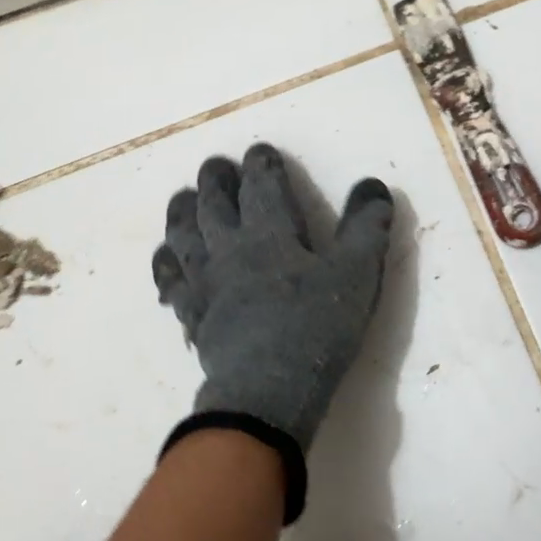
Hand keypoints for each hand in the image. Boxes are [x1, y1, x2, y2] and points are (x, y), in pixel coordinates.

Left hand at [151, 143, 394, 521]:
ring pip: (184, 238)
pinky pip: (172, 284)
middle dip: (215, 180)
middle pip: (215, 205)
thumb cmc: (318, 326)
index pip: (262, 186)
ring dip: (183, 214)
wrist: (267, 390)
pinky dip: (167, 267)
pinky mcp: (193, 317)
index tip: (259, 150)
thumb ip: (366, 226)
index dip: (261, 164)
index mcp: (271, 233)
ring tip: (182, 199)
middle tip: (214, 165)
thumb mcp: (358, 273)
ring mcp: (205, 285)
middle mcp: (230, 250)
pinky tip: (166, 263)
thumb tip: (373, 185)